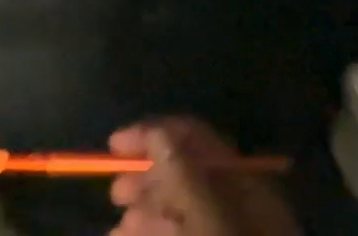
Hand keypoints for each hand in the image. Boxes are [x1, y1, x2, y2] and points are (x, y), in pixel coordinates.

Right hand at [107, 118, 300, 235]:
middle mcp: (237, 203)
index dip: (151, 134)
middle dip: (143, 182)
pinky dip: (153, 233)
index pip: (194, 136)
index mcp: (243, 183)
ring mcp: (226, 231)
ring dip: (143, 215)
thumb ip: (182, 173)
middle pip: (182, 173)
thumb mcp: (207, 220)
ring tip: (119, 234)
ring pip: (177, 210)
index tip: (114, 148)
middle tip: (116, 196)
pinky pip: (178, 231)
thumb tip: (156, 132)